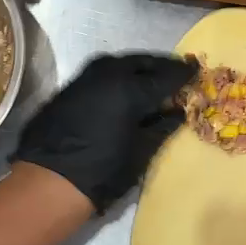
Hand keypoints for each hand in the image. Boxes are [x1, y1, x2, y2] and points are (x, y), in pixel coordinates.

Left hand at [14, 53, 197, 211]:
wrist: (49, 182)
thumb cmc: (103, 172)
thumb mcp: (141, 152)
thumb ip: (162, 127)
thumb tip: (177, 113)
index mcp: (130, 88)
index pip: (166, 75)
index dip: (183, 74)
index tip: (196, 72)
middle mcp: (108, 74)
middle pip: (141, 62)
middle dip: (160, 66)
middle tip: (175, 72)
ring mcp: (85, 78)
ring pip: (119, 64)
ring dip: (137, 68)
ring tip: (151, 78)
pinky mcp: (69, 88)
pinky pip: (101, 73)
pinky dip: (117, 76)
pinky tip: (123, 88)